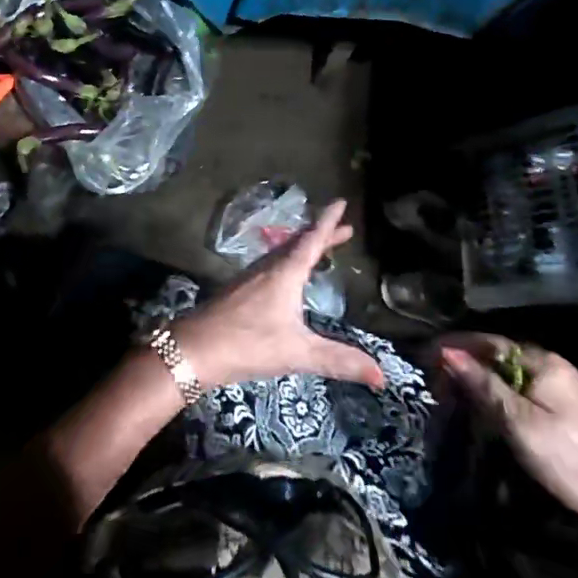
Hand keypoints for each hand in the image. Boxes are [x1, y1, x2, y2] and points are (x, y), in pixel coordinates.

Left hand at [173, 200, 386, 389]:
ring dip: (301, 247)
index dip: (327, 222)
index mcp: (283, 274)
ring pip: (280, 254)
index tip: (340, 202)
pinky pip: (268, 266)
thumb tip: (382, 375)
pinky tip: (284, 277)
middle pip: (296, 244)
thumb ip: (339, 361)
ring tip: (318, 247)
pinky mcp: (237, 291)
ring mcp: (248, 279)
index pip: (311, 241)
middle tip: (343, 228)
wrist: (195, 348)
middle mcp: (266, 269)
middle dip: (320, 235)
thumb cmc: (248, 344)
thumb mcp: (298, 353)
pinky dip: (285, 262)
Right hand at [437, 333, 577, 543]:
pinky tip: (478, 418)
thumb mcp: (519, 420)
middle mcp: (551, 371)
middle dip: (459, 368)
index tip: (418, 358)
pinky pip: (515, 400)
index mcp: (543, 362)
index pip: (485, 340)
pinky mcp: (562, 421)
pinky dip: (491, 404)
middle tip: (430, 387)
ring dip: (473, 388)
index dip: (450, 346)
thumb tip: (445, 351)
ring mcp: (559, 397)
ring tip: (446, 403)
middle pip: (494, 359)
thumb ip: (480, 384)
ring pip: (503, 381)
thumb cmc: (574, 458)